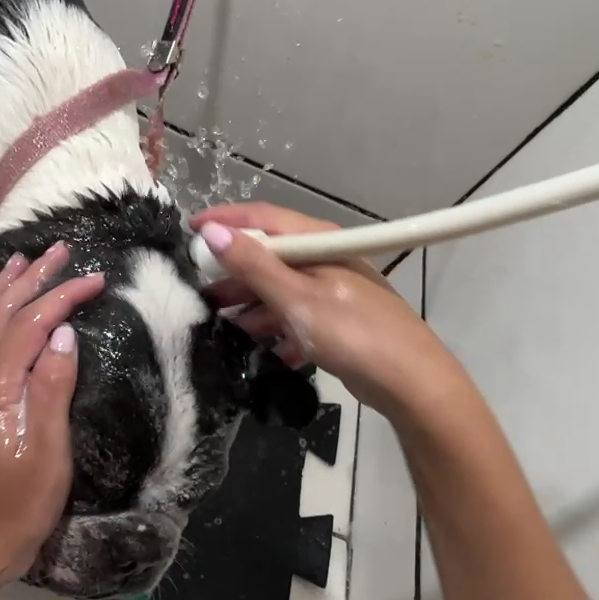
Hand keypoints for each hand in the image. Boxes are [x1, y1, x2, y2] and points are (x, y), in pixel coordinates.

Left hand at [0, 242, 104, 578]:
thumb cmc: (23, 502)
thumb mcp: (50, 450)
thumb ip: (52, 389)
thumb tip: (62, 334)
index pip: (29, 325)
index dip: (61, 297)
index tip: (96, 279)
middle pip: (1, 314)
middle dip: (31, 278)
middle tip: (59, 249)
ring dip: (4, 289)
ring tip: (22, 261)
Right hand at [193, 203, 460, 414]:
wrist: (410, 381)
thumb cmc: (353, 334)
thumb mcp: (296, 299)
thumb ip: (254, 266)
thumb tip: (212, 232)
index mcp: (318, 243)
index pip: (262, 218)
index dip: (225, 221)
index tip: (189, 231)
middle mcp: (326, 259)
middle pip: (270, 256)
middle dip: (235, 273)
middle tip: (201, 293)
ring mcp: (334, 291)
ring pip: (282, 289)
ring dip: (254, 305)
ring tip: (226, 326)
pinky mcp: (339, 321)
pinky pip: (298, 317)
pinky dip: (280, 329)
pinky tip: (269, 350)